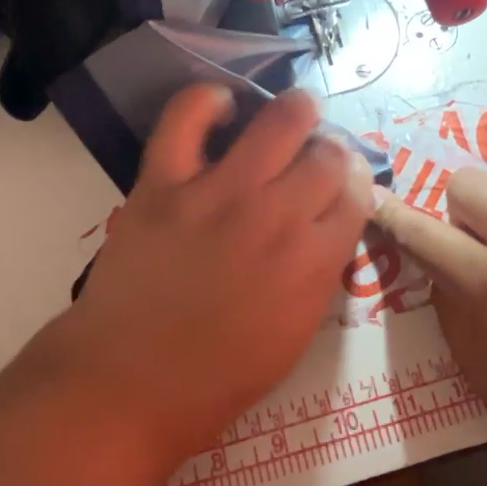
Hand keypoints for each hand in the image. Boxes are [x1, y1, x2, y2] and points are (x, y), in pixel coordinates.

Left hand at [69, 84, 374, 456]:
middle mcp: (276, 216)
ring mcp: (218, 193)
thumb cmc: (220, 376)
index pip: (356, 192)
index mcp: (314, 261)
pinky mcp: (164, 182)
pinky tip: (221, 107)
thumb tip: (329, 224)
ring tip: (294, 113)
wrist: (129, 384)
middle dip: (331, 149)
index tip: (344, 182)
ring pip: (278, 122)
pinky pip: (186, 117)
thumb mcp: (297, 332)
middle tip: (317, 155)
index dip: (355, 181)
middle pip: (326, 154)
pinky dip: (206, 101)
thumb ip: (320, 271)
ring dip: (296, 110)